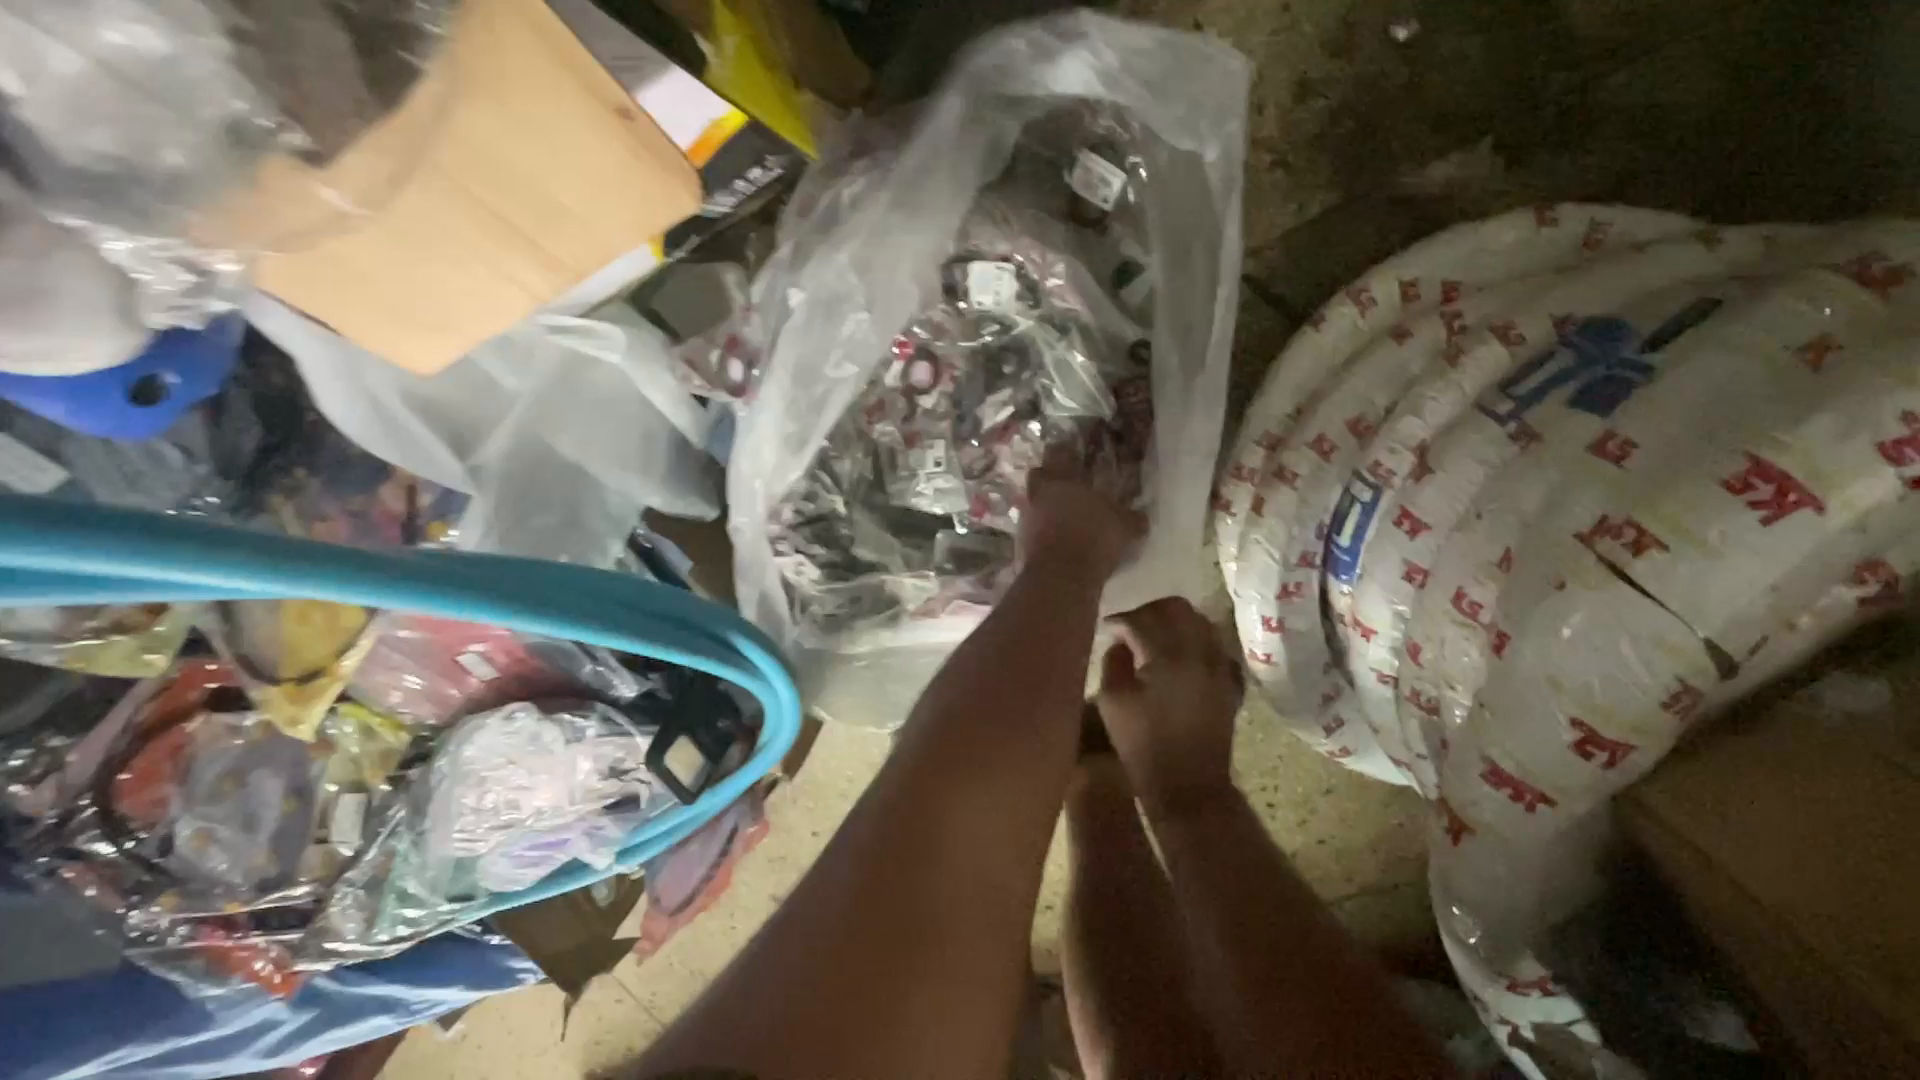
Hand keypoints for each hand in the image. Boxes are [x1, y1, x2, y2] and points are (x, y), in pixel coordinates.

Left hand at [1019, 458, 1144, 582]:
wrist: (1062, 576)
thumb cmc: (1095, 539)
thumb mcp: (1124, 527)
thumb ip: (1132, 517)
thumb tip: (1141, 515)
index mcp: (1063, 480)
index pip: (1058, 454)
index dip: (1065, 453)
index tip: (1074, 455)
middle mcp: (1040, 494)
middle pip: (1038, 476)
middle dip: (1048, 478)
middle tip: (1064, 485)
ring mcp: (1028, 518)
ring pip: (1033, 502)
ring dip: (1045, 507)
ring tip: (1064, 516)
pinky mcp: (1022, 542)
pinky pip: (1033, 528)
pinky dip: (1043, 530)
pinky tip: (1059, 538)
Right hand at [1095, 597, 1243, 816]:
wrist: (1189, 785)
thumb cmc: (1142, 747)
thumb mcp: (1113, 703)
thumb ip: (1113, 662)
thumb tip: (1120, 642)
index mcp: (1168, 656)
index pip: (1141, 620)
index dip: (1119, 621)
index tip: (1106, 630)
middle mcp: (1200, 652)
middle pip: (1176, 609)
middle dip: (1149, 612)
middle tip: (1130, 628)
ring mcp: (1220, 667)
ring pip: (1200, 622)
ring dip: (1174, 623)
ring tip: (1153, 639)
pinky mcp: (1229, 682)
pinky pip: (1214, 646)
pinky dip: (1196, 642)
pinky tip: (1180, 657)